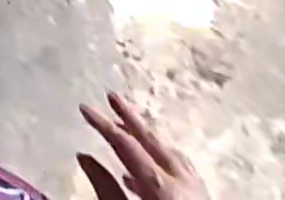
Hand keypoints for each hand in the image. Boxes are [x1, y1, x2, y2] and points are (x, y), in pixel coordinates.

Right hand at [78, 94, 208, 199]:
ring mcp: (200, 196)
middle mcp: (185, 186)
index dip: (102, 124)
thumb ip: (107, 190)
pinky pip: (183, 175)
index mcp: (162, 187)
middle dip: (131, 119)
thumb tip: (84, 156)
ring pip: (172, 157)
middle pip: (154, 143)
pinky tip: (146, 173)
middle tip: (111, 95)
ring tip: (127, 128)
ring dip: (148, 141)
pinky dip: (162, 164)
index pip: (126, 145)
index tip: (83, 107)